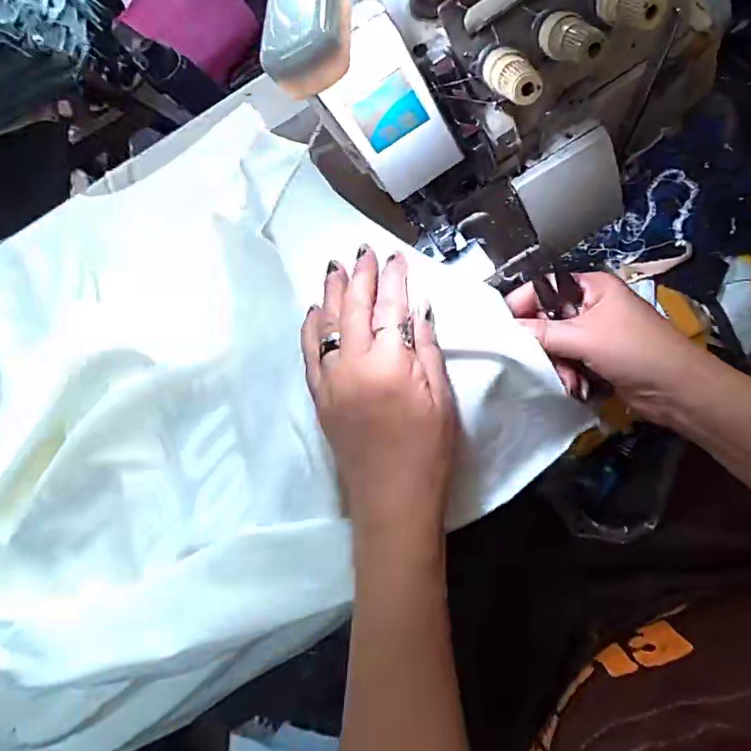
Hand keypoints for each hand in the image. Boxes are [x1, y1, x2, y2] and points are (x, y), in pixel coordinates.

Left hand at [301, 247, 459, 548]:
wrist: (391, 499)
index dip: (393, 280)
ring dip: (332, 293)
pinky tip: (315, 310)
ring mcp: (330, 380)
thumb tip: (418, 310)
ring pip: (327, 325)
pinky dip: (311, 327)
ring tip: (336, 268)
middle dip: (360, 276)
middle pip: (354, 309)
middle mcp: (353, 364)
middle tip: (362, 251)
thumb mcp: (442, 399)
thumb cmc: (428, 451)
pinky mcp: (319, 396)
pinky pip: (309, 353)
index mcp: (390, 363)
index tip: (394, 257)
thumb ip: (427, 350)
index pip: (391, 308)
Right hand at [507, 272, 707, 422]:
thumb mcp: (585, 337)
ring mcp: (595, 333)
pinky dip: (568, 374)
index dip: (522, 302)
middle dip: (543, 343)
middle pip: (546, 318)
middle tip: (539, 359)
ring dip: (557, 364)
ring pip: (555, 344)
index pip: (544, 286)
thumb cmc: (636, 351)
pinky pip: (568, 361)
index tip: (501, 324)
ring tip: (568, 380)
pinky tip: (577, 388)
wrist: (680, 392)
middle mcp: (591, 305)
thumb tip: (506, 330)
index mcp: (591, 287)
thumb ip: (542, 332)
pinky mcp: (598, 358)